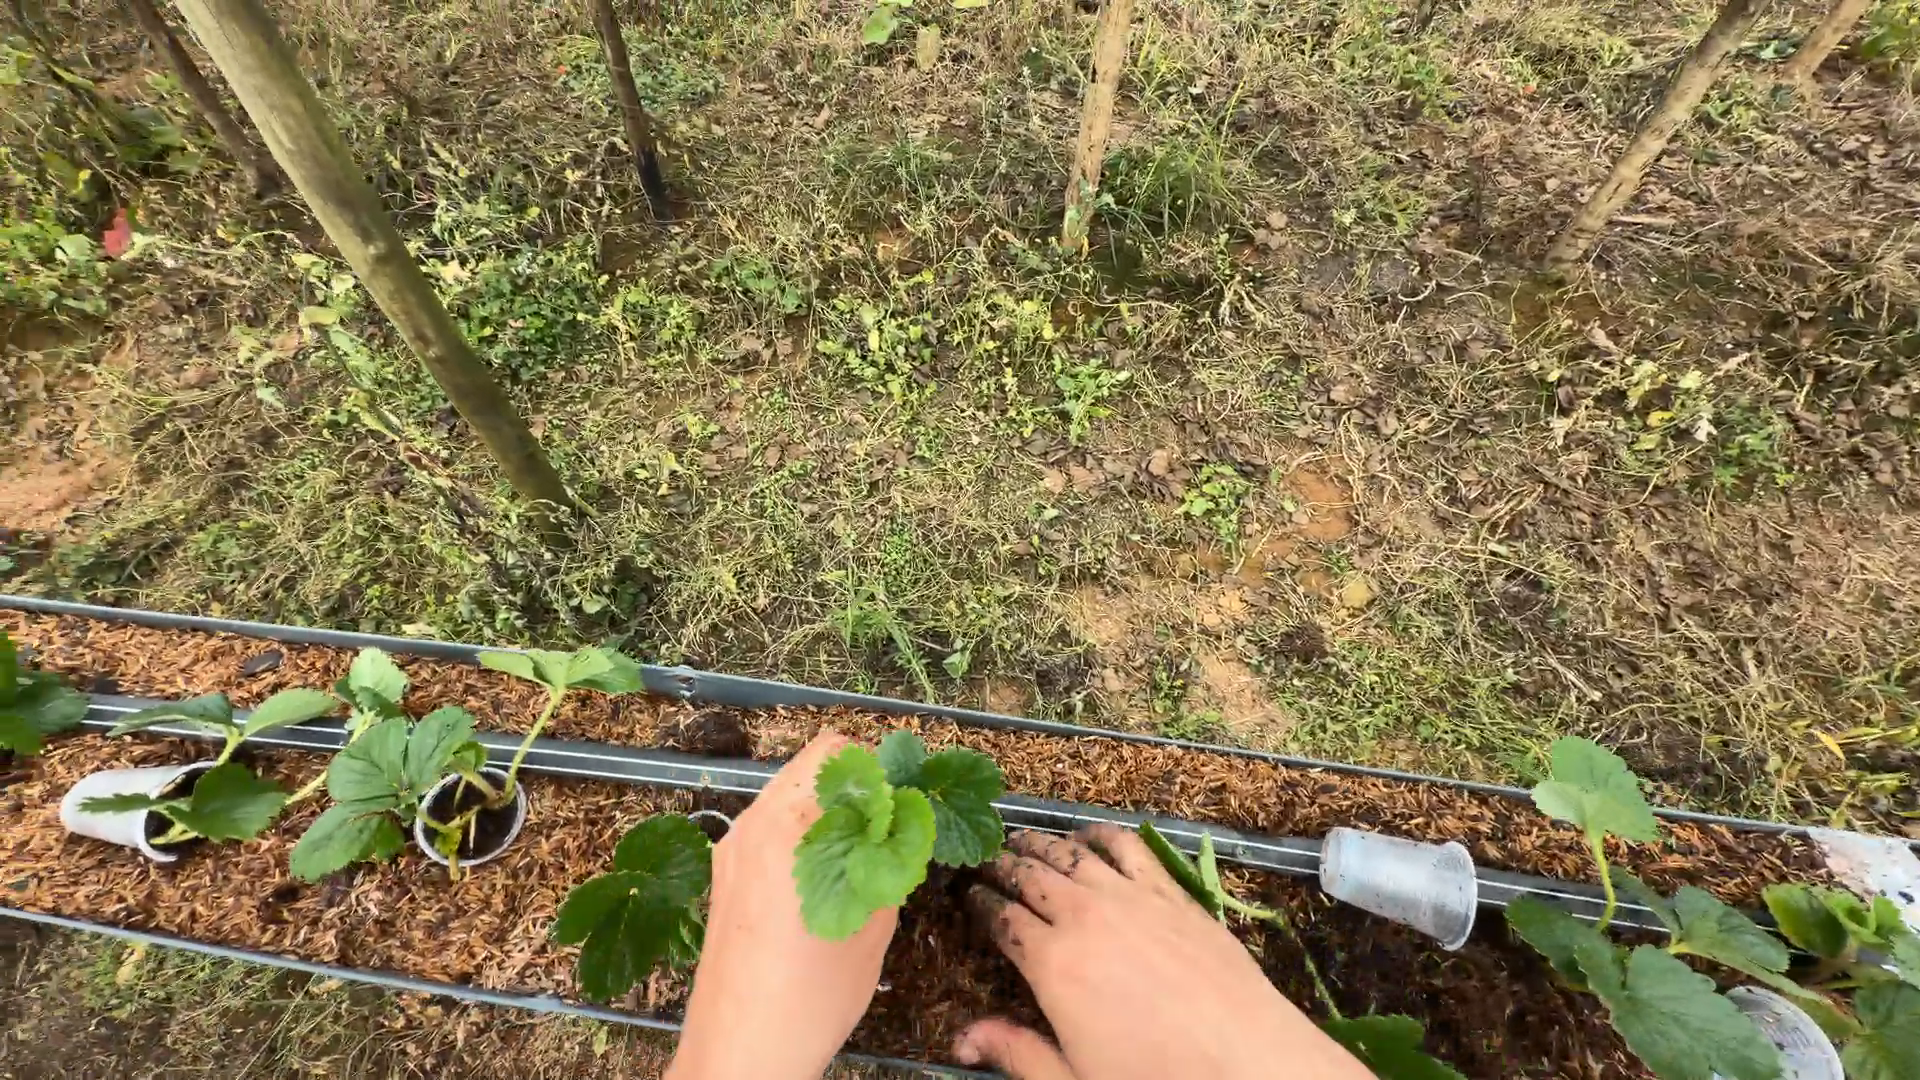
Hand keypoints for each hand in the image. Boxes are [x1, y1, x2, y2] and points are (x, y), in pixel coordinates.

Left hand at [666, 731, 895, 1079]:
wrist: (736, 1061)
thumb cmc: (811, 994)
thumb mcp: (874, 921)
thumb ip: (891, 856)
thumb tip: (906, 819)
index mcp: (787, 824)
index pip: (836, 753)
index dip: (877, 767)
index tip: (900, 800)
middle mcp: (752, 822)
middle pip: (810, 767)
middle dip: (854, 786)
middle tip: (885, 826)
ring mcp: (732, 847)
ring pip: (790, 794)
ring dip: (828, 809)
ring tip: (857, 855)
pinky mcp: (724, 873)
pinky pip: (771, 827)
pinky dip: (803, 832)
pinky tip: (824, 879)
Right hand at [956, 826, 1372, 1079]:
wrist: (1250, 1065)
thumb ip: (1015, 1051)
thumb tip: (960, 1038)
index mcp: (1053, 963)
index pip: (1002, 918)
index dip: (981, 902)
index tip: (969, 895)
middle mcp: (1082, 915)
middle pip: (1029, 874)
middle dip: (1002, 863)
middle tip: (988, 859)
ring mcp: (1127, 895)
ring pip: (1069, 853)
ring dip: (1040, 843)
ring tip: (1024, 839)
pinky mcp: (1167, 889)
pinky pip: (1125, 846)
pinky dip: (1099, 834)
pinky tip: (1089, 834)